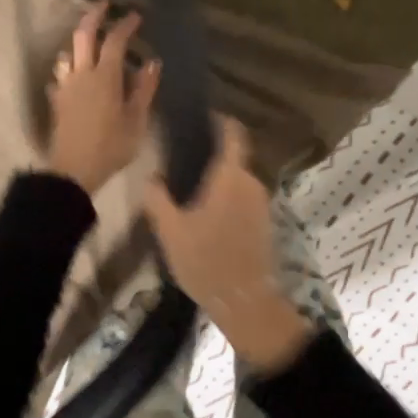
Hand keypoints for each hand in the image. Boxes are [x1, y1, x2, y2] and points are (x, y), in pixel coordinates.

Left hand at [44, 1, 159, 194]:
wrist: (73, 170)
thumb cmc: (110, 146)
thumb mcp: (136, 120)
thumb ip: (143, 89)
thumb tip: (152, 62)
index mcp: (105, 76)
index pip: (115, 41)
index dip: (125, 25)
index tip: (136, 16)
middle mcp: (82, 74)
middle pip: (84, 35)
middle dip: (94, 15)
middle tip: (104, 3)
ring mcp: (66, 85)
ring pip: (69, 52)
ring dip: (79, 41)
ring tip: (89, 39)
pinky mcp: (57, 99)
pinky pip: (62, 73)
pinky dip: (69, 65)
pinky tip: (73, 72)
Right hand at [143, 118, 314, 372]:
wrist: (245, 302)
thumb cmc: (206, 260)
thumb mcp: (170, 231)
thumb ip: (157, 198)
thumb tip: (152, 176)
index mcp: (230, 176)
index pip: (232, 134)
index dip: (220, 120)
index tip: (203, 115)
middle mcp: (251, 183)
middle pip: (233, 158)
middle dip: (212, 154)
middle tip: (184, 157)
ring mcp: (262, 204)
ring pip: (238, 180)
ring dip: (220, 179)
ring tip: (192, 186)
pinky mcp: (265, 223)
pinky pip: (244, 197)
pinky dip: (228, 197)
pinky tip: (208, 211)